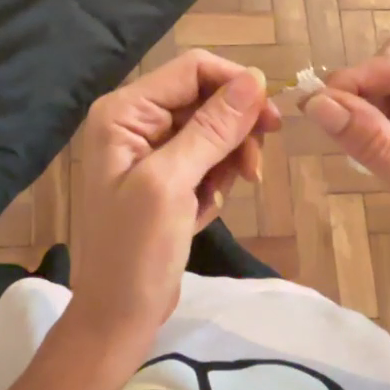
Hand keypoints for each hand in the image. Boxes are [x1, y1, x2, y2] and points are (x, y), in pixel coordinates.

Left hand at [71, 49, 282, 343]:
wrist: (117, 320)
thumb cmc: (134, 252)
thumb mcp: (172, 185)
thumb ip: (212, 129)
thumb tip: (256, 79)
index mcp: (124, 111)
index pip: (192, 69)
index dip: (236, 84)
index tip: (272, 120)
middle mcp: (134, 120)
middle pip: (204, 97)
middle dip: (233, 131)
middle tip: (252, 170)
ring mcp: (149, 148)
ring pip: (211, 128)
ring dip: (226, 160)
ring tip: (216, 198)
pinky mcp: (164, 175)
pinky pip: (206, 158)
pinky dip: (215, 180)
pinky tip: (202, 211)